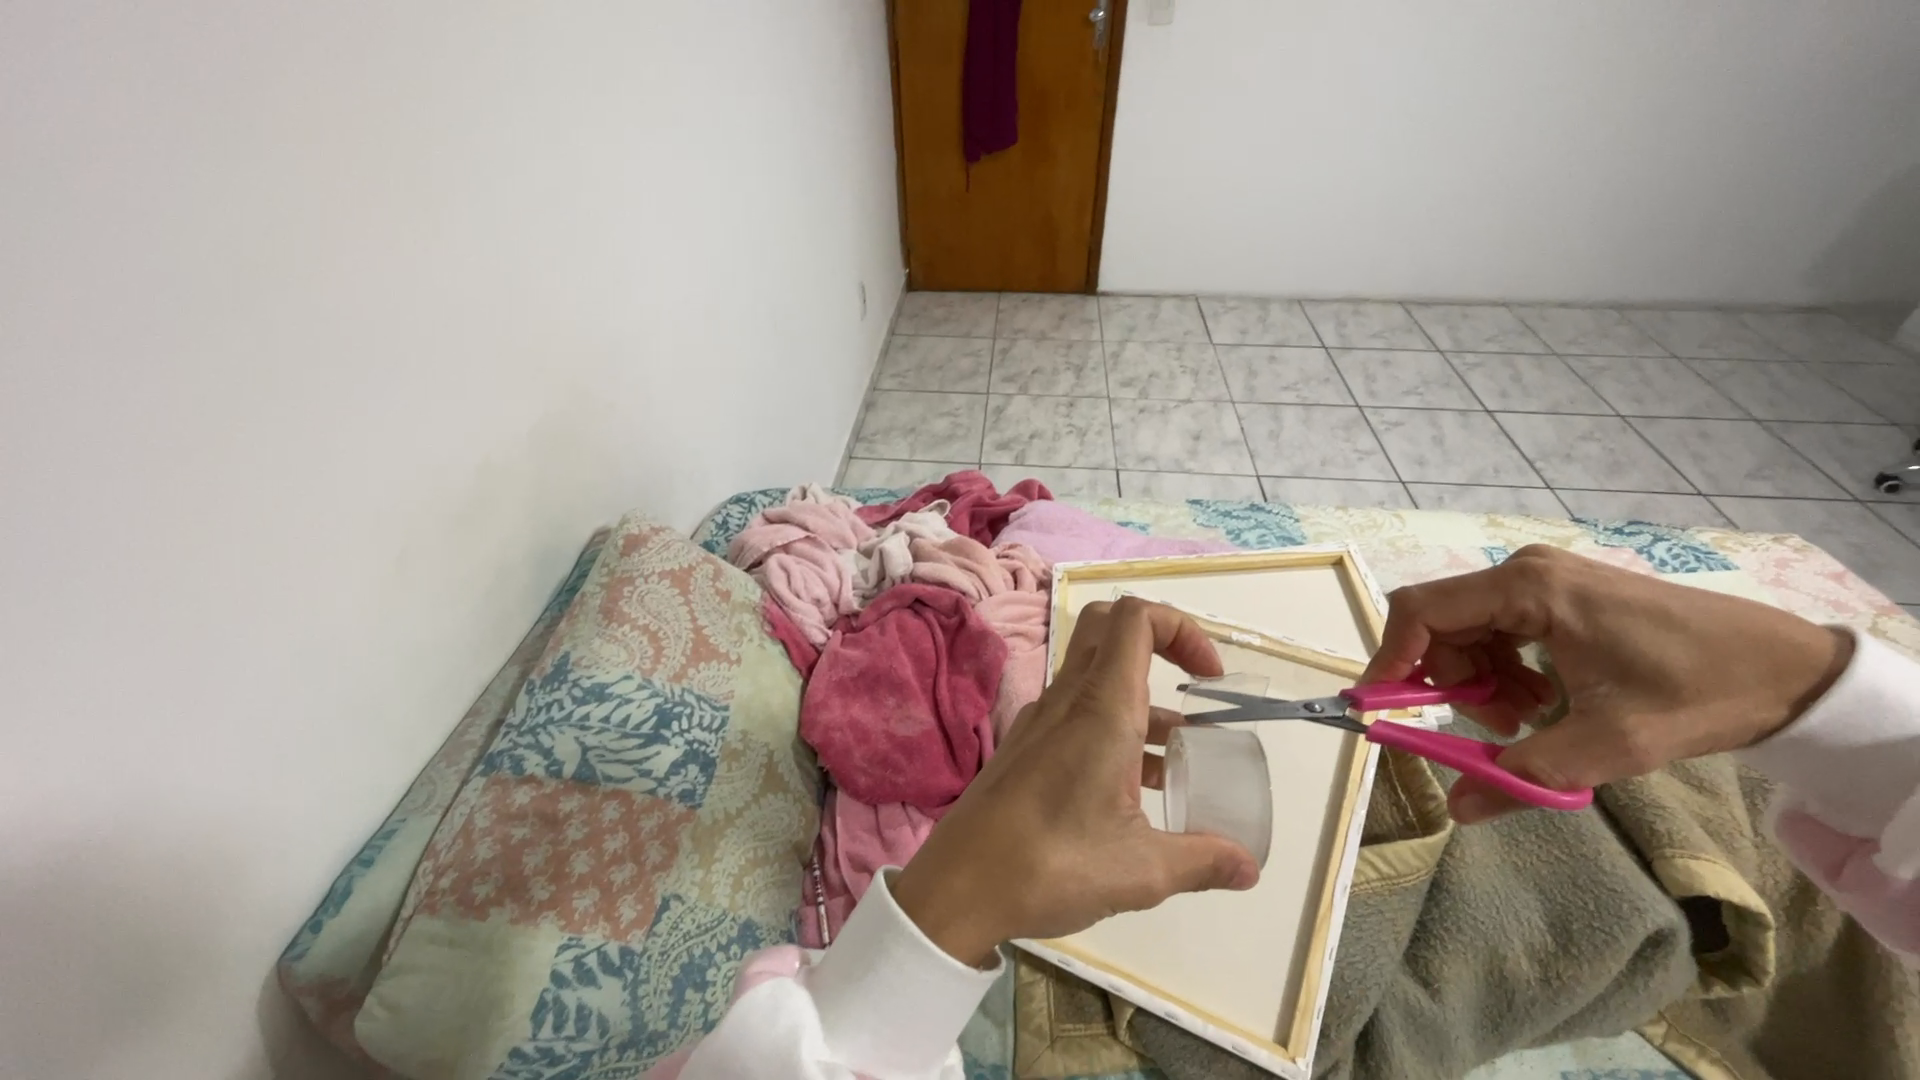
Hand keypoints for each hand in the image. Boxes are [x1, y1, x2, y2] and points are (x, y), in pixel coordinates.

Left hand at [892, 598, 1261, 966]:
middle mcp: (1069, 700)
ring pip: (1097, 677)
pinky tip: (1137, 788)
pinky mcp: (1027, 746)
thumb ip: (1201, 861)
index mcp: (1100, 708)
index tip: (1210, 677)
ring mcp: (1042, 721)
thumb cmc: (1052, 865)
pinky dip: (1115, 728)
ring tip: (1182, 754)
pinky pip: (1079, 714)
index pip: (1134, 618)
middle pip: (1110, 629)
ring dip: (1142, 697)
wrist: (959, 886)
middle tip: (1196, 686)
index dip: (1180, 627)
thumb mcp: (1141, 869)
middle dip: (1161, 642)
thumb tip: (1249, 868)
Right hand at [1360, 545, 1852, 823]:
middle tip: (1493, 728)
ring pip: (1466, 629)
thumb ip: (1522, 773)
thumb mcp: (1608, 744)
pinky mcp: (1553, 592)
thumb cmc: (1697, 694)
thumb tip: (1457, 809)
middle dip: (1450, 681)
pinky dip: (1502, 668)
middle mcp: (1522, 572)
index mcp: (1527, 589)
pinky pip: (1494, 628)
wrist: (1789, 670)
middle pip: (1440, 623)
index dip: (1391, 658)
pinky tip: (1542, 698)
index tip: (1380, 706)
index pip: (1421, 611)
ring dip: (1480, 680)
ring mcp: (1538, 579)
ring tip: (1529, 719)